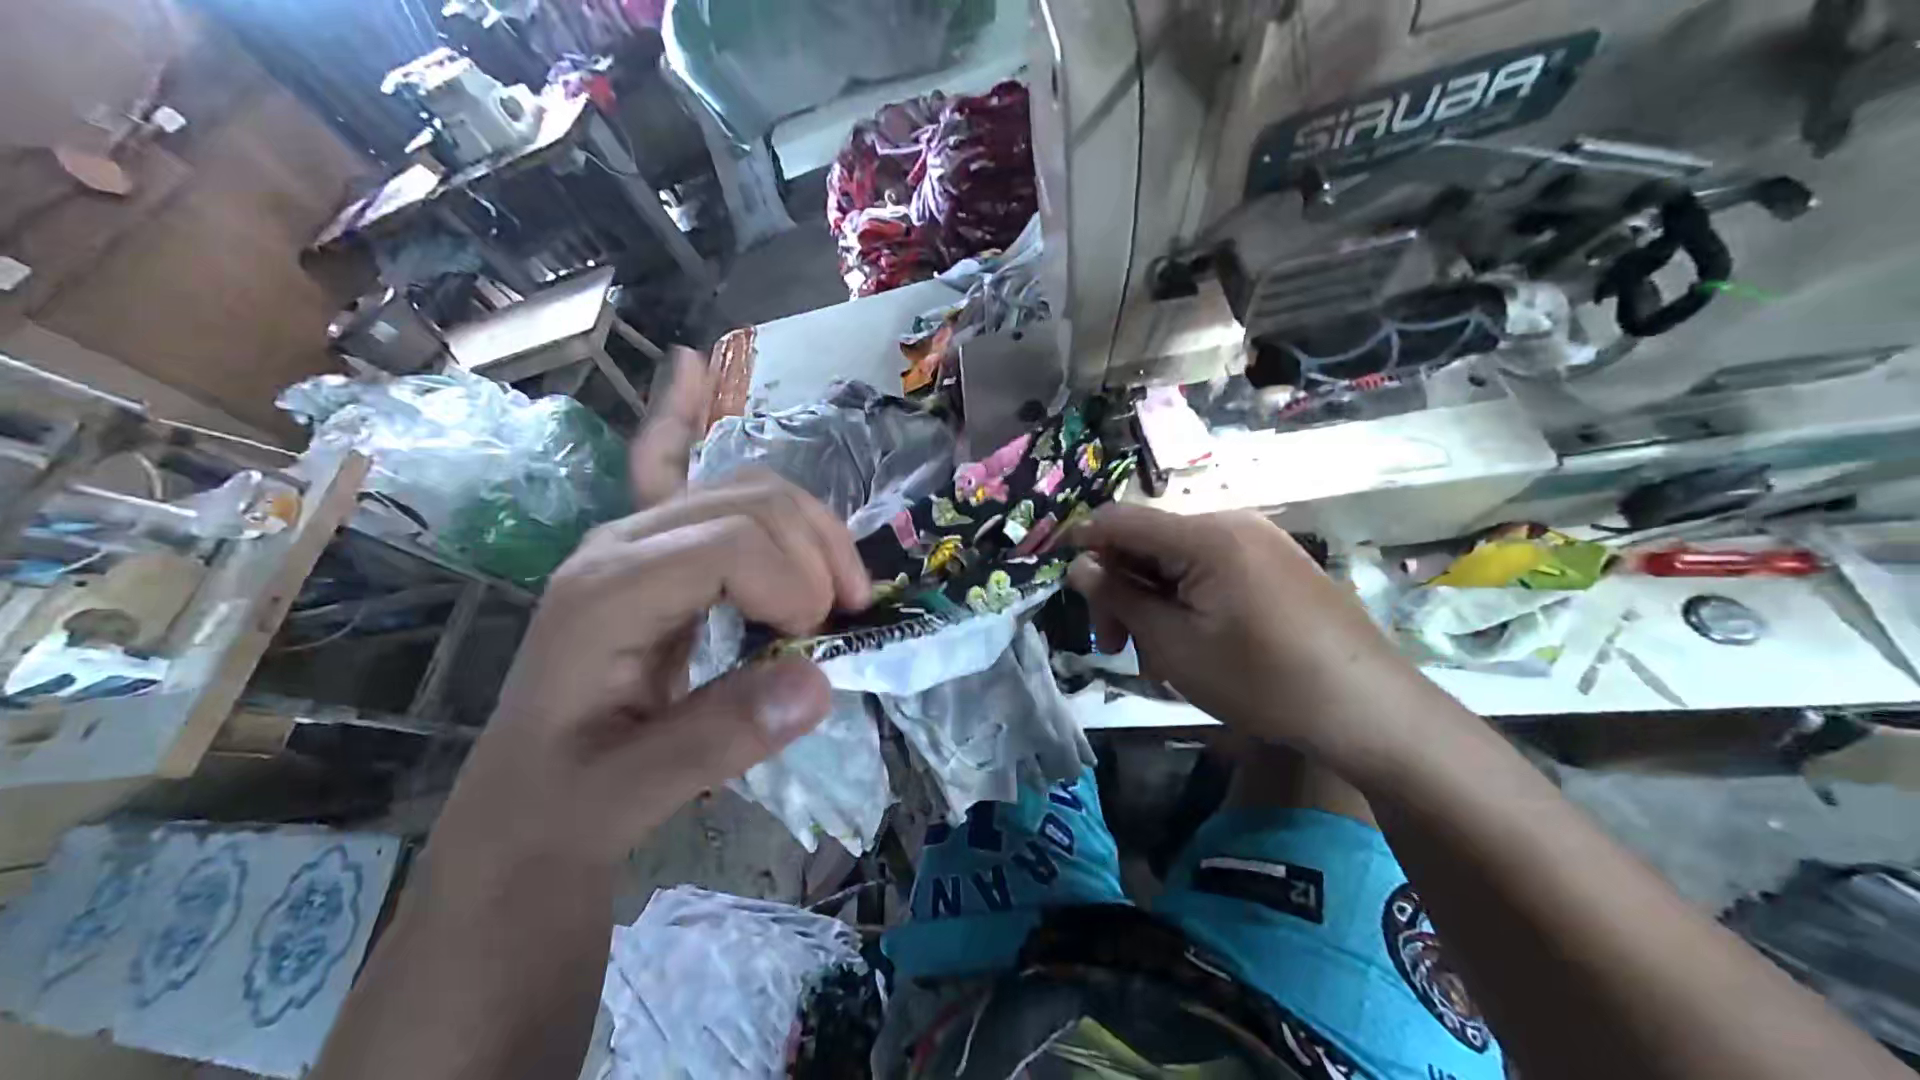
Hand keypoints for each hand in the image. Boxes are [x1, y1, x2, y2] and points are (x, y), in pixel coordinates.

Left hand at [430, 352, 869, 868]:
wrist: (518, 820)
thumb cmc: (567, 808)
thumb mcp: (633, 795)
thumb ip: (720, 739)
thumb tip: (822, 681)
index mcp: (607, 594)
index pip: (730, 542)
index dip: (794, 582)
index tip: (818, 644)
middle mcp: (618, 545)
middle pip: (748, 500)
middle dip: (815, 552)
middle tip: (840, 622)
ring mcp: (630, 539)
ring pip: (744, 489)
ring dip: (805, 526)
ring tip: (831, 590)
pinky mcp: (644, 551)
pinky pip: (669, 465)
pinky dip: (685, 418)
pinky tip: (690, 368)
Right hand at [1067, 504, 1444, 772]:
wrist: (1369, 708)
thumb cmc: (1262, 680)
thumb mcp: (1176, 645)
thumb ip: (1122, 598)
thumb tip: (1081, 566)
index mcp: (1205, 534)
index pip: (1119, 520)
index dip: (1083, 547)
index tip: (1070, 593)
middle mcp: (1232, 522)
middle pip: (1148, 541)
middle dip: (1122, 589)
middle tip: (1116, 647)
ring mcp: (1260, 541)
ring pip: (1177, 558)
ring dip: (1153, 599)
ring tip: (1157, 655)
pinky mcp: (1277, 563)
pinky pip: (1211, 567)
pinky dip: (1186, 598)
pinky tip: (1192, 640)